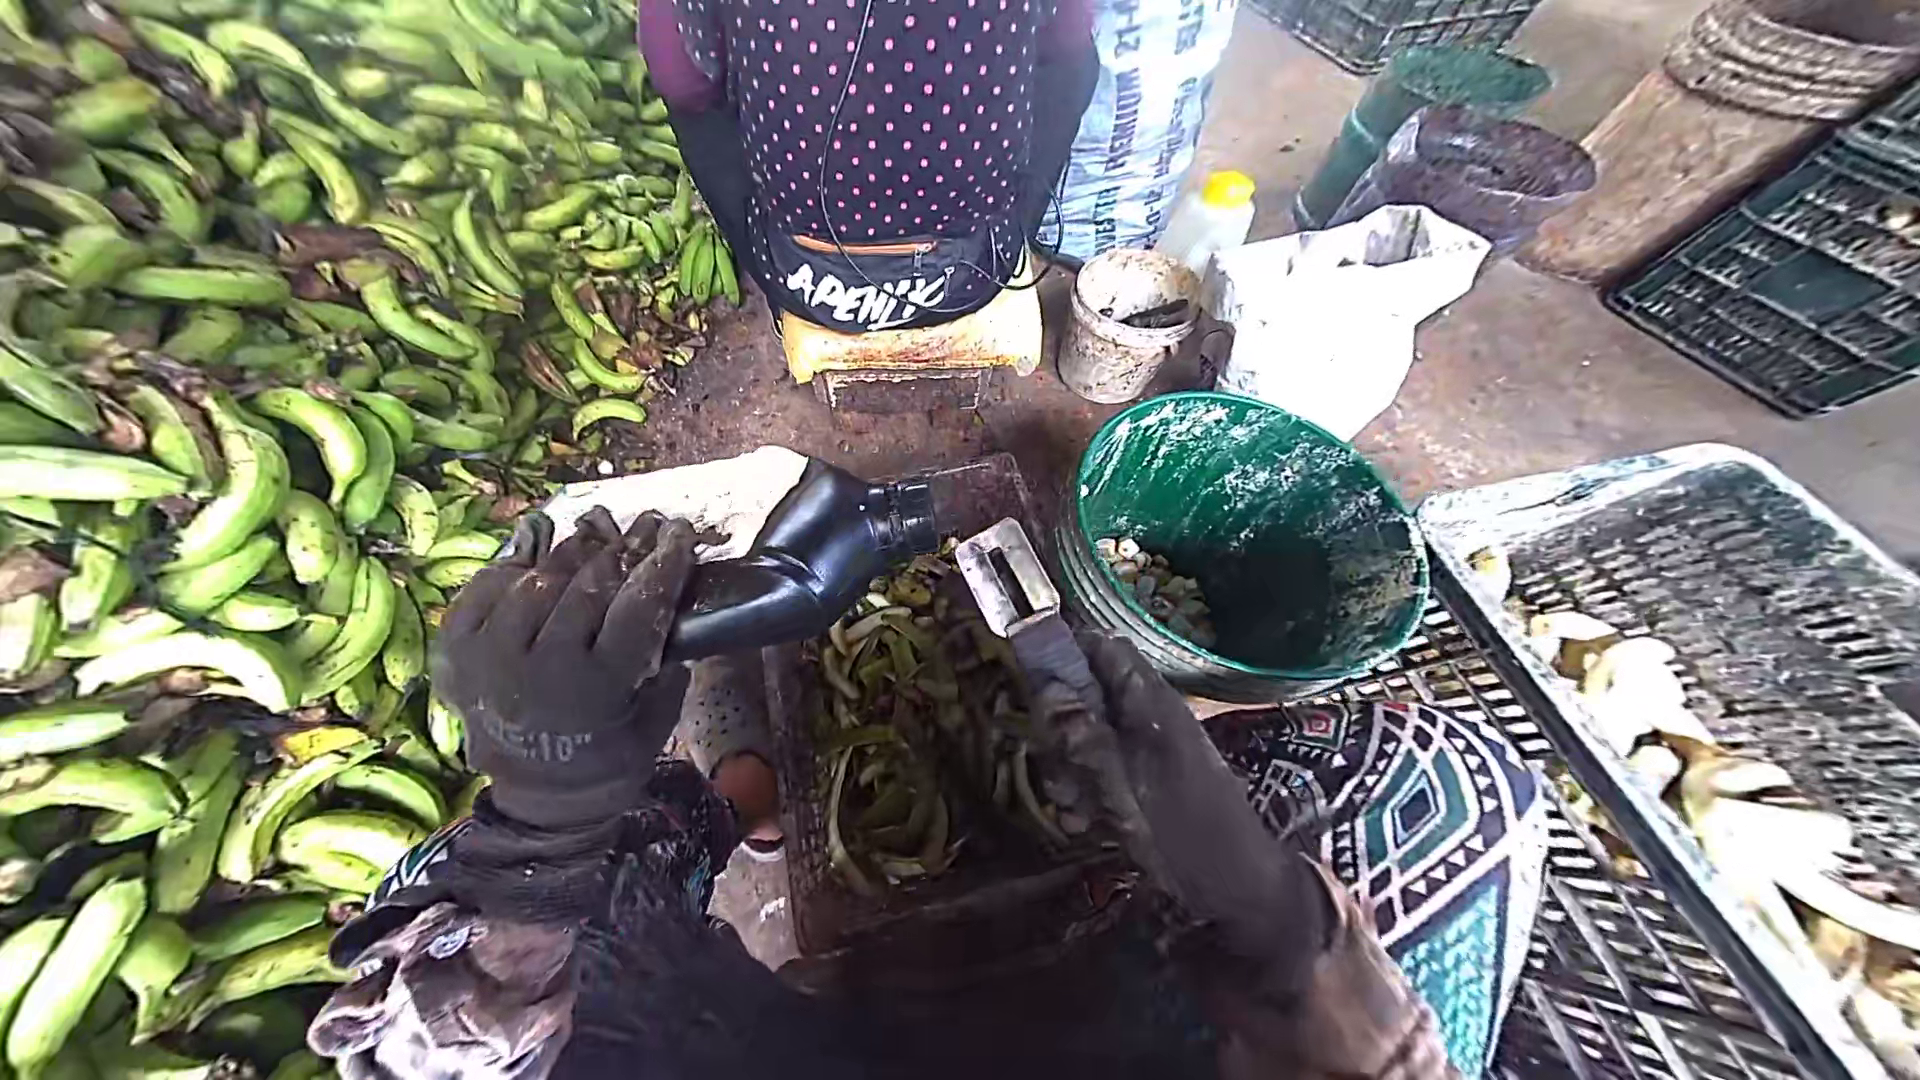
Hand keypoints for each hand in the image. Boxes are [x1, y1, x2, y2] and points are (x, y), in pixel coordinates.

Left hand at [431, 508, 697, 828]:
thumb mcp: (661, 706)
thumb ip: (665, 649)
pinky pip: (485, 590)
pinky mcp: (458, 656)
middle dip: (626, 544)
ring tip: (598, 531)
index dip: (663, 559)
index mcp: (600, 684)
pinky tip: (537, 550)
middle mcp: (540, 666)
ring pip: (538, 579)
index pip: (639, 601)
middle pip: (590, 582)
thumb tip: (666, 589)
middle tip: (646, 524)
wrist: (543, 794)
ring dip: (575, 551)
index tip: (679, 530)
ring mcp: (490, 658)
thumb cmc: (616, 751)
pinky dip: (514, 566)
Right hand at [1038, 633, 1327, 963]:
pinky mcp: (1136, 777)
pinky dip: (1081, 790)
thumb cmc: (1186, 828)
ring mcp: (1139, 747)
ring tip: (1072, 805)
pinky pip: (1094, 767)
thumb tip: (1044, 686)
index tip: (1033, 683)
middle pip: (1082, 694)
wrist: (1237, 890)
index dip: (1064, 653)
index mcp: (1147, 701)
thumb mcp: (1126, 782)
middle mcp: (1141, 715)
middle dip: (1058, 729)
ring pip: (1081, 735)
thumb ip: (1084, 733)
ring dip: (1065, 767)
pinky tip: (1082, 821)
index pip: (1102, 648)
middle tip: (1055, 763)